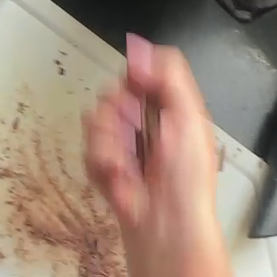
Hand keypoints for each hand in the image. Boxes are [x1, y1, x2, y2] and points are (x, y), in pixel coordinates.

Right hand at [84, 34, 221, 250]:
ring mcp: (123, 146)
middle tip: (130, 139)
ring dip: (106, 148)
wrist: (165, 229)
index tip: (136, 98)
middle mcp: (145, 123)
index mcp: (170, 107)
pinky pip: (86, 154)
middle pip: (110, 96)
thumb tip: (138, 47)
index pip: (139, 73)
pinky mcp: (104, 169)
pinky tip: (119, 182)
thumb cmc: (187, 183)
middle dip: (114, 119)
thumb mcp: (190, 119)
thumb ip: (168, 77)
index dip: (132, 82)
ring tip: (125, 169)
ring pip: (94, 123)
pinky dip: (100, 169)